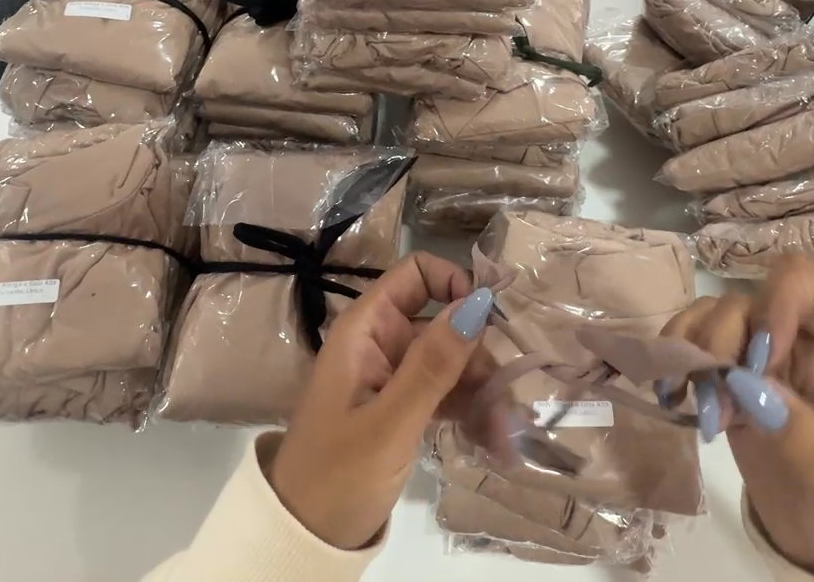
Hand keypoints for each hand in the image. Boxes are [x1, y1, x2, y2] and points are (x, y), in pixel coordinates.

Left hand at [268, 252, 498, 549]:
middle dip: (479, 359)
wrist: (303, 538)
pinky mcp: (403, 407)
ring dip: (483, 395)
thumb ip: (434, 362)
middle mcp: (381, 341)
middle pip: (444, 324)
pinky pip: (447, 394)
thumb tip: (477, 301)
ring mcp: (393, 376)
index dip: (454, 284)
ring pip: (452, 363)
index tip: (492, 318)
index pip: (415, 274)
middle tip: (509, 403)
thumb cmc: (338, 474)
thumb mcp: (391, 420)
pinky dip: (470, 414)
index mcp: (366, 328)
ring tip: (504, 440)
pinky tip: (493, 443)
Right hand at [661, 255, 813, 581]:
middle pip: (747, 300)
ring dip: (692, 352)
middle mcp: (798, 348)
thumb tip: (750, 385)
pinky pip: (691, 348)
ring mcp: (760, 366)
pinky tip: (675, 400)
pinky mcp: (729, 388)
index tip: (759, 358)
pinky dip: (674, 363)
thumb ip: (806, 439)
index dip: (777, 301)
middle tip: (719, 405)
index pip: (809, 287)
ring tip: (696, 406)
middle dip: (722, 342)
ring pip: (712, 318)